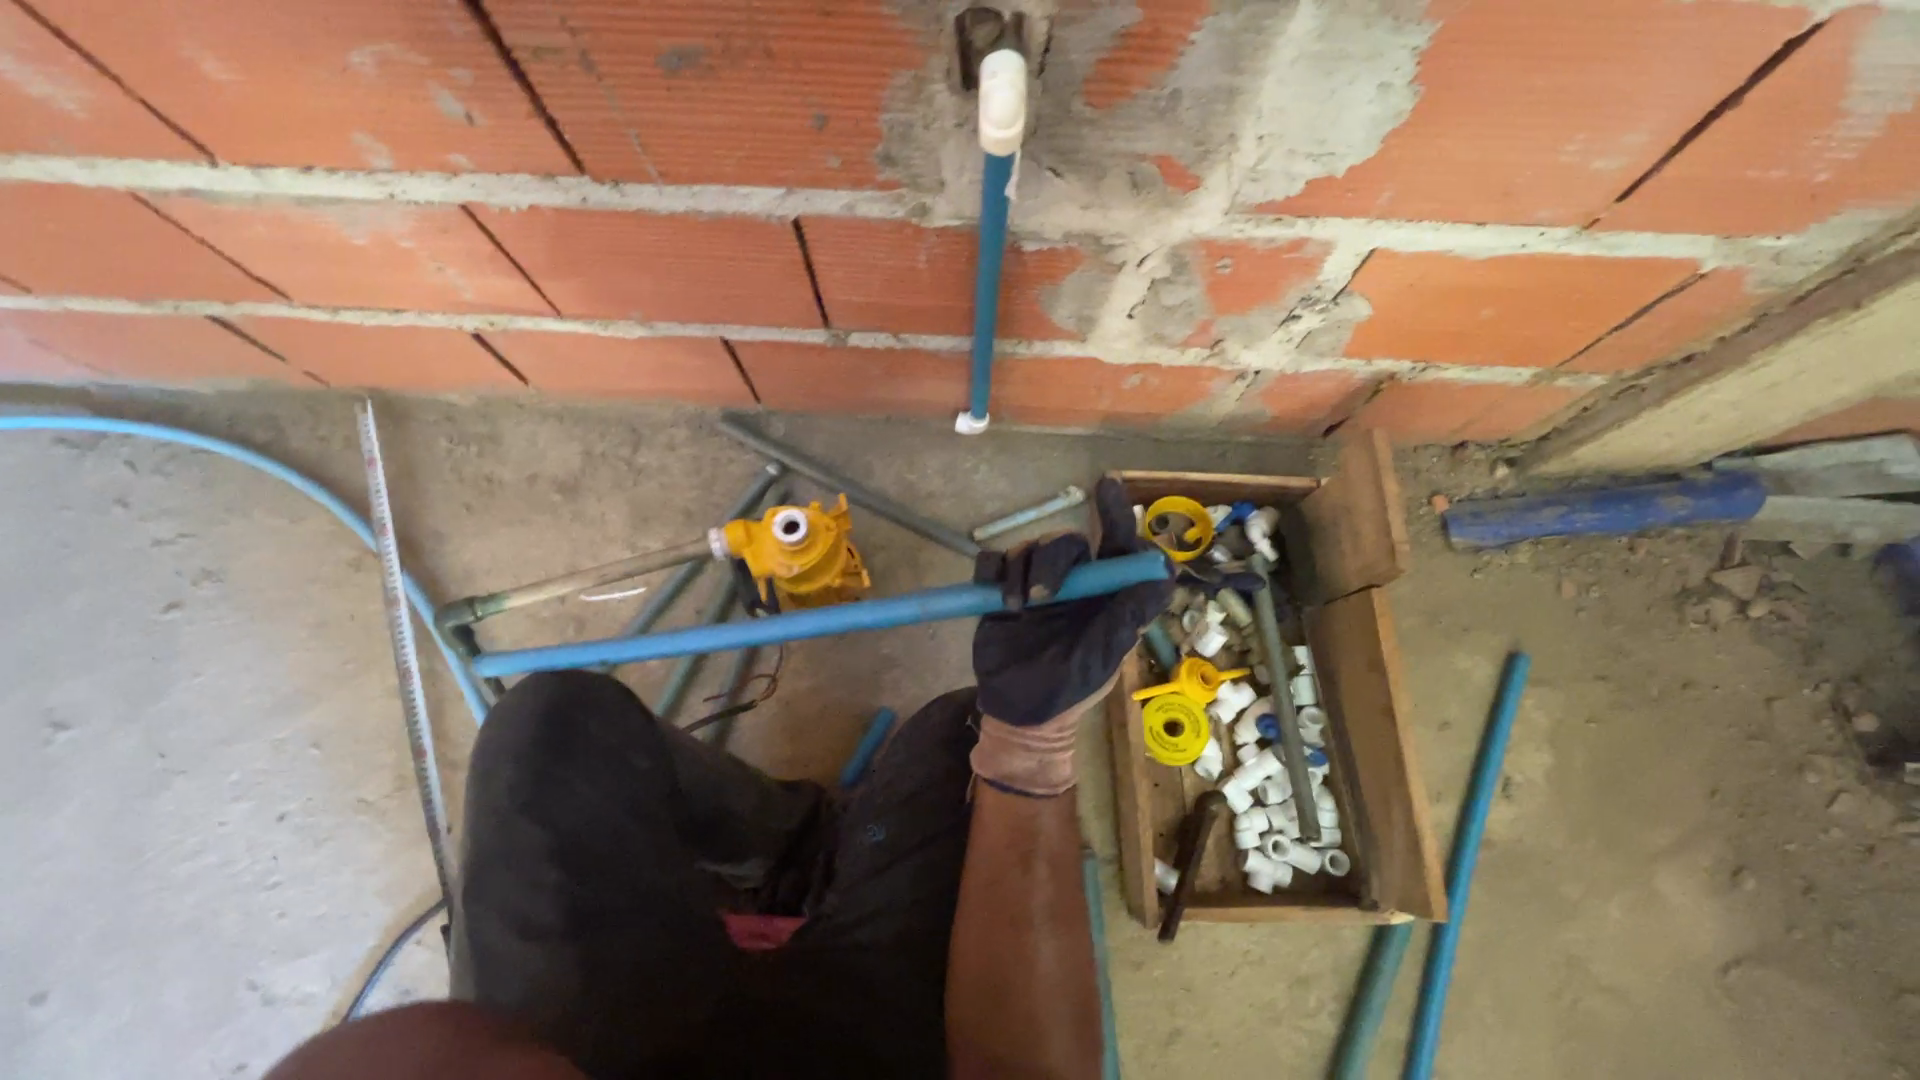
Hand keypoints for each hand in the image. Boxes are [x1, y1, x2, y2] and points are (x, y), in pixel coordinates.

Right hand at [969, 479, 1172, 794]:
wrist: (1019, 713)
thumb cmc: (1071, 689)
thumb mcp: (1105, 657)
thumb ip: (1129, 616)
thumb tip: (1162, 573)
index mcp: (1106, 594)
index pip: (1118, 544)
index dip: (1115, 512)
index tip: (1105, 485)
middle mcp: (1074, 582)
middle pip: (1067, 543)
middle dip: (1054, 561)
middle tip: (1043, 597)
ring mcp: (1035, 584)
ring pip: (1029, 548)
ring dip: (1021, 572)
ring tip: (1017, 608)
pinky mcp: (1000, 590)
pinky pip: (993, 560)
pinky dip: (993, 572)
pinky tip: (997, 600)